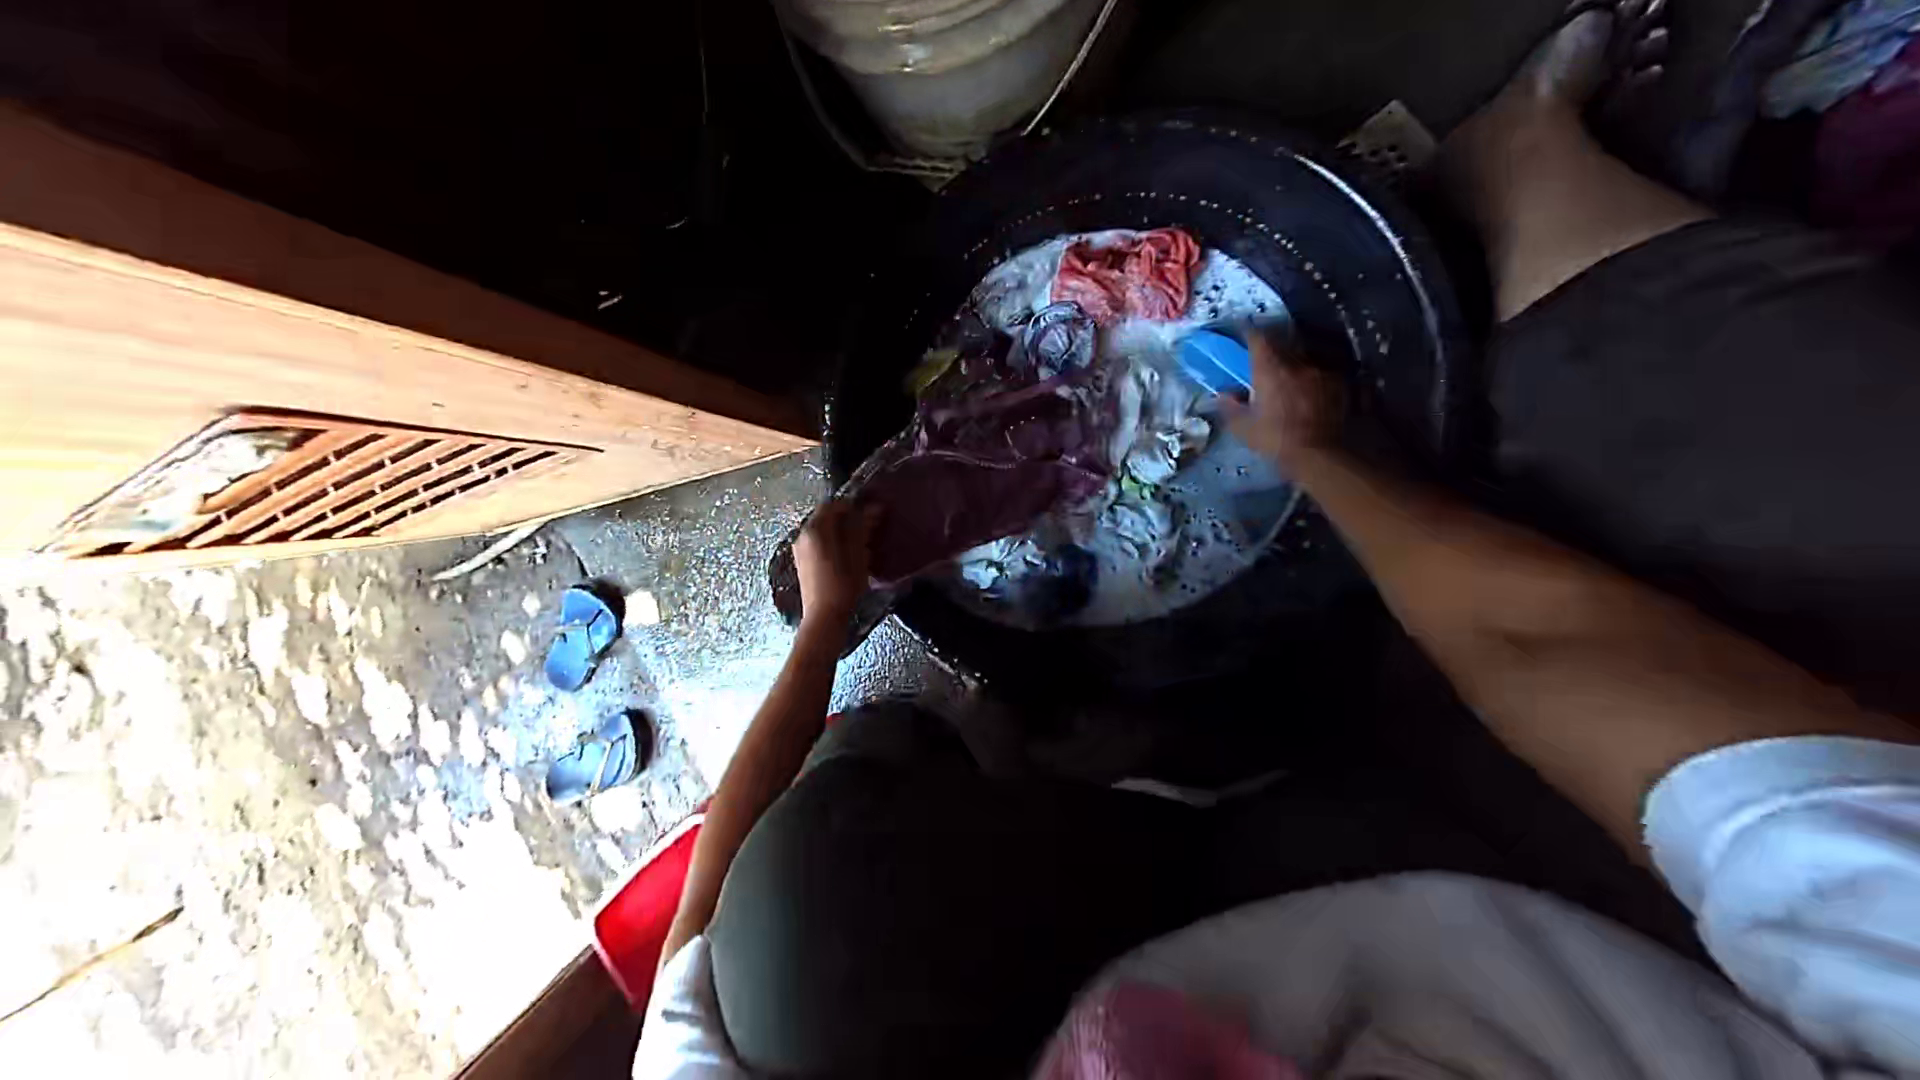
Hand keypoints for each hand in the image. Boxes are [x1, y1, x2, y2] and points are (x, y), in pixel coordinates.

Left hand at [793, 499, 879, 627]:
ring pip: (823, 530)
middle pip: (827, 516)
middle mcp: (802, 535)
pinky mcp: (803, 562)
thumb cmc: (843, 585)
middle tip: (869, 527)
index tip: (872, 512)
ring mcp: (800, 549)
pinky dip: (833, 542)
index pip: (834, 504)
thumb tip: (873, 508)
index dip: (854, 505)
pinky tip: (847, 555)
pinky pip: (819, 542)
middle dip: (848, 518)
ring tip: (861, 542)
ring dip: (841, 531)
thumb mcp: (858, 554)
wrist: (824, 617)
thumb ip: (862, 527)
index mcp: (815, 529)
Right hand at [1221, 334, 1344, 471]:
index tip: (1244, 334)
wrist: (1319, 454)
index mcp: (1270, 369)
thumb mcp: (1243, 428)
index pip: (1258, 339)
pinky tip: (1308, 394)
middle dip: (1272, 349)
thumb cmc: (1276, 439)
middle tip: (1264, 360)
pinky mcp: (1339, 384)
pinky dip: (1311, 379)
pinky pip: (1320, 374)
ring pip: (1302, 359)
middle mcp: (1297, 363)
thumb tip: (1223, 394)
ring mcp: (1321, 372)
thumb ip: (1231, 407)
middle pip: (1282, 345)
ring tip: (1288, 379)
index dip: (1250, 333)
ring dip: (1292, 365)